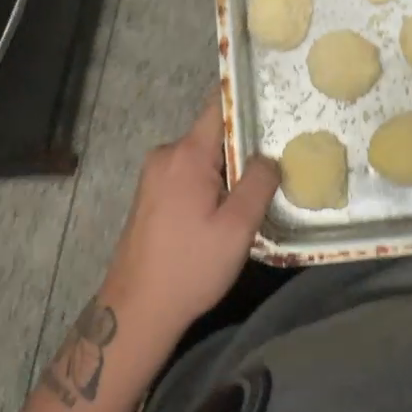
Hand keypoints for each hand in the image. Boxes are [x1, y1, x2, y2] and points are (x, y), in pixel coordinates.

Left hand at [98, 96, 280, 334]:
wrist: (136, 310)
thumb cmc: (190, 267)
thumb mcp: (237, 228)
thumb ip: (258, 183)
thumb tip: (269, 156)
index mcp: (187, 153)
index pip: (219, 105)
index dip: (247, 101)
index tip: (275, 104)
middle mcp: (166, 154)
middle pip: (213, 134)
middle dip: (242, 147)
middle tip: (273, 166)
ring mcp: (154, 174)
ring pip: (201, 157)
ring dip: (225, 171)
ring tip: (250, 196)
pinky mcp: (149, 195)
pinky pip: (187, 174)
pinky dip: (207, 184)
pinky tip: (220, 213)